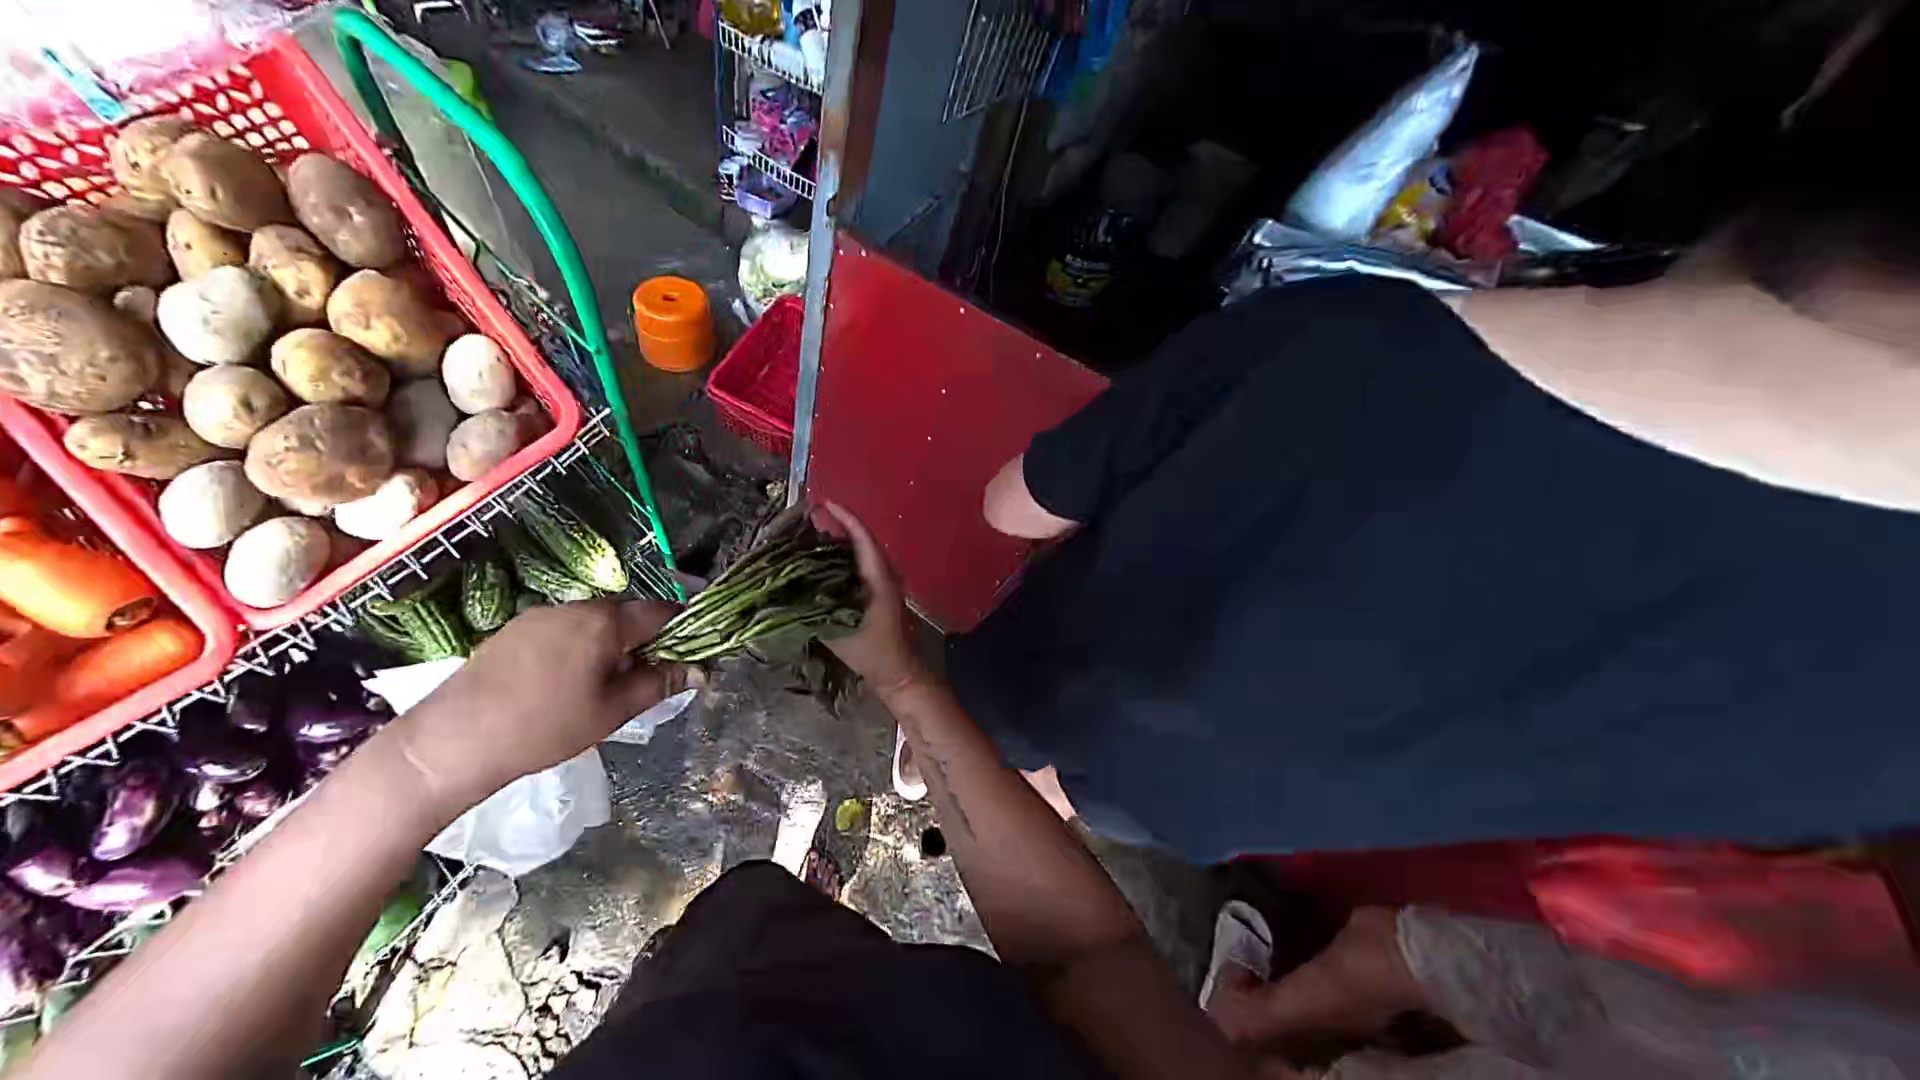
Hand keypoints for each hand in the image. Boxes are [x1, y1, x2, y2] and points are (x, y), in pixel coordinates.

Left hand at [394, 599, 683, 805]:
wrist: (451, 742)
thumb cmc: (545, 727)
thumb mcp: (614, 710)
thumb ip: (660, 684)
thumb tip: (700, 671)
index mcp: (605, 621)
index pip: (661, 612)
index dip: (683, 629)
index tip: (690, 652)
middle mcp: (575, 607)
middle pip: (627, 614)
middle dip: (644, 639)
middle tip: (646, 675)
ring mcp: (540, 615)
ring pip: (594, 621)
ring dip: (610, 642)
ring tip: (604, 683)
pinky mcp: (514, 629)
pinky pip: (563, 628)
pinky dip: (578, 646)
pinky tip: (566, 681)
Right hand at [813, 502, 927, 698]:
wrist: (899, 674)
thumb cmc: (872, 653)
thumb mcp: (838, 631)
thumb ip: (812, 611)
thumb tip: (785, 592)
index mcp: (879, 577)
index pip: (863, 538)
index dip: (846, 517)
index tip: (825, 503)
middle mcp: (885, 575)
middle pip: (861, 541)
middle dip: (837, 526)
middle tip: (808, 519)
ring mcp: (884, 584)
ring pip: (861, 554)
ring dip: (839, 543)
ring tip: (810, 536)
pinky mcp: (879, 595)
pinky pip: (861, 567)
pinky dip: (842, 560)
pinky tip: (822, 565)